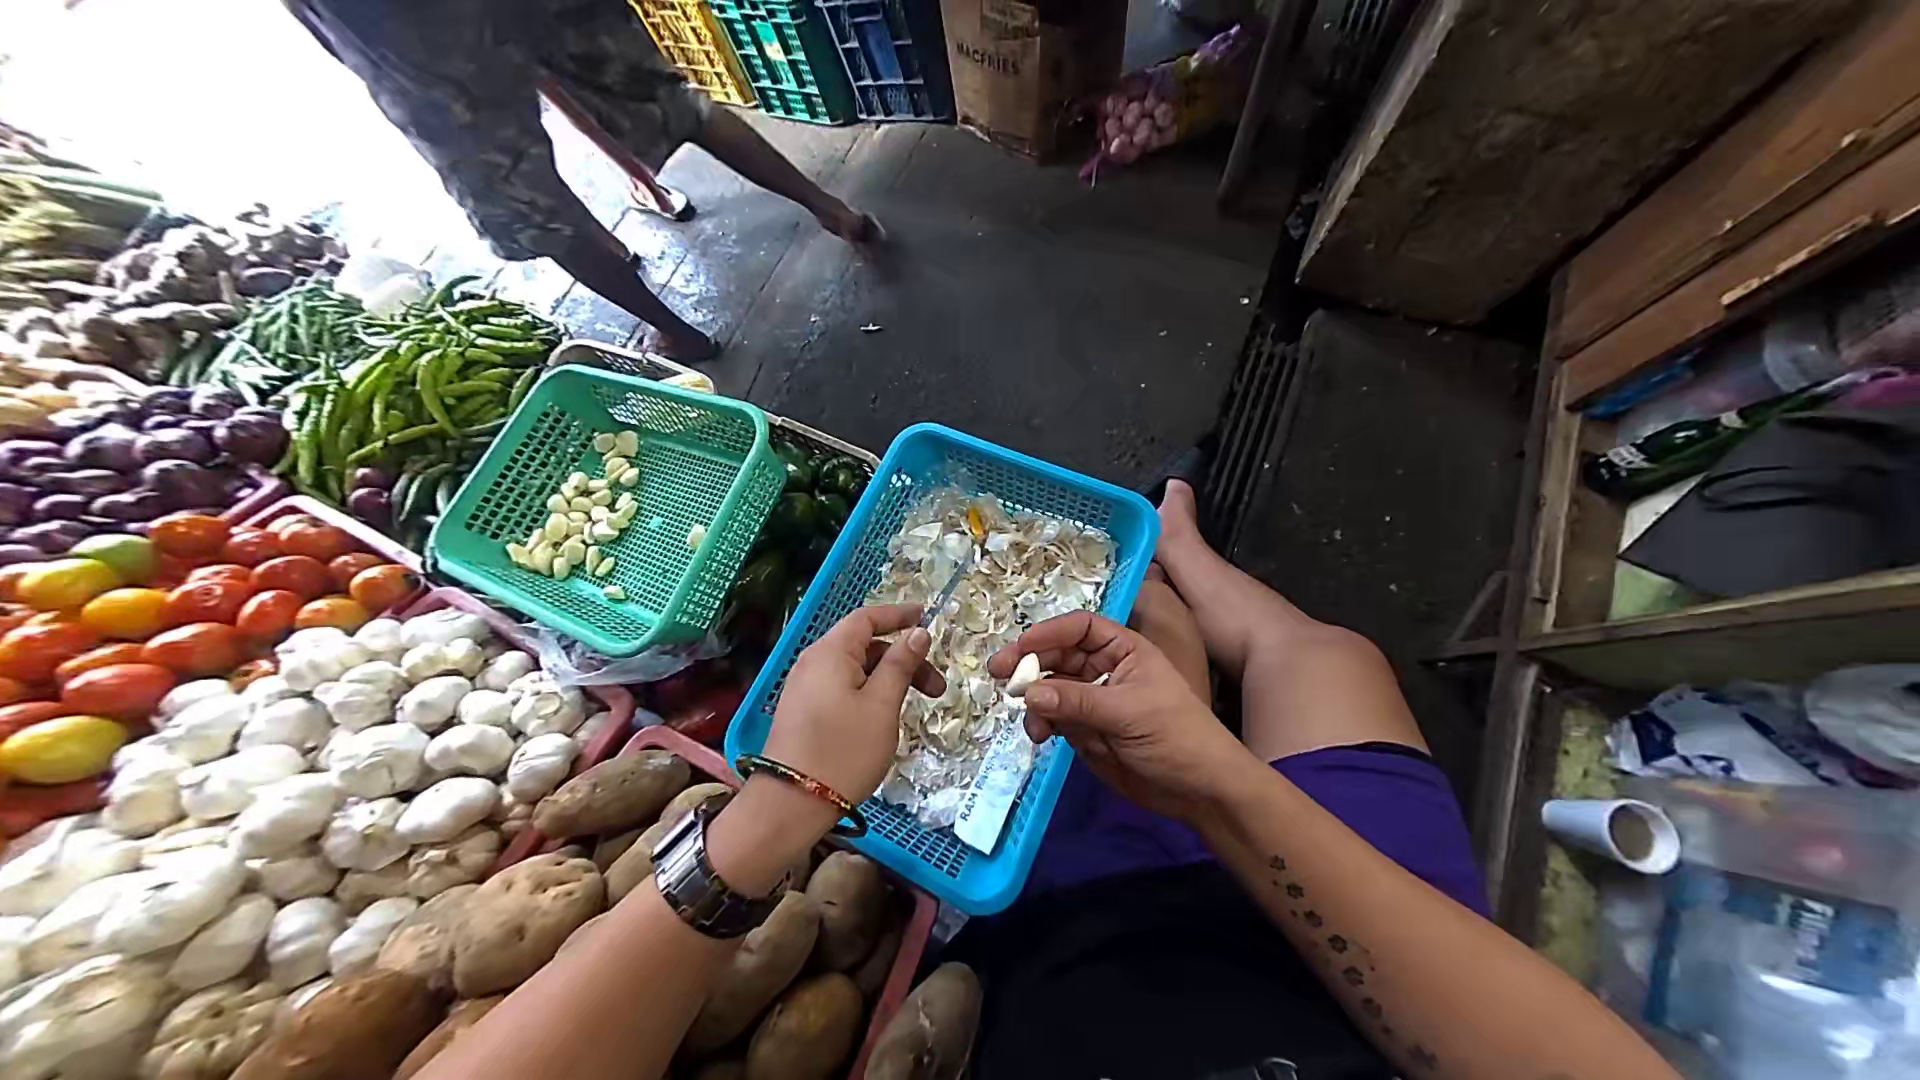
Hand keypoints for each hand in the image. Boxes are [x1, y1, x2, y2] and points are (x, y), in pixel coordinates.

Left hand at [710, 604, 942, 893]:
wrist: (790, 805)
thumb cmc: (843, 750)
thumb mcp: (882, 705)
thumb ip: (900, 664)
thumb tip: (917, 632)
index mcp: (831, 652)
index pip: (867, 617)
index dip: (899, 615)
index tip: (928, 617)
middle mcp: (813, 662)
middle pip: (864, 645)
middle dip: (902, 658)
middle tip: (936, 688)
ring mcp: (805, 687)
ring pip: (855, 669)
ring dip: (888, 678)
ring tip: (913, 706)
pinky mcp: (803, 711)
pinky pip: (842, 687)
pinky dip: (869, 691)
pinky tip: (884, 717)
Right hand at [988, 611, 1248, 824]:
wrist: (1198, 790)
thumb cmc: (1175, 736)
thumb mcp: (1127, 712)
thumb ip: (1076, 700)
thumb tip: (1029, 693)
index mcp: (1123, 650)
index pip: (1080, 629)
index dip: (1050, 632)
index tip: (1021, 646)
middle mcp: (1104, 669)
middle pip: (1057, 655)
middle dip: (1029, 663)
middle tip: (999, 673)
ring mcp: (1091, 699)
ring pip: (1049, 687)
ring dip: (1033, 698)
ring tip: (1028, 718)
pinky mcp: (1084, 728)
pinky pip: (1052, 717)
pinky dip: (1040, 723)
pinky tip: (1039, 736)